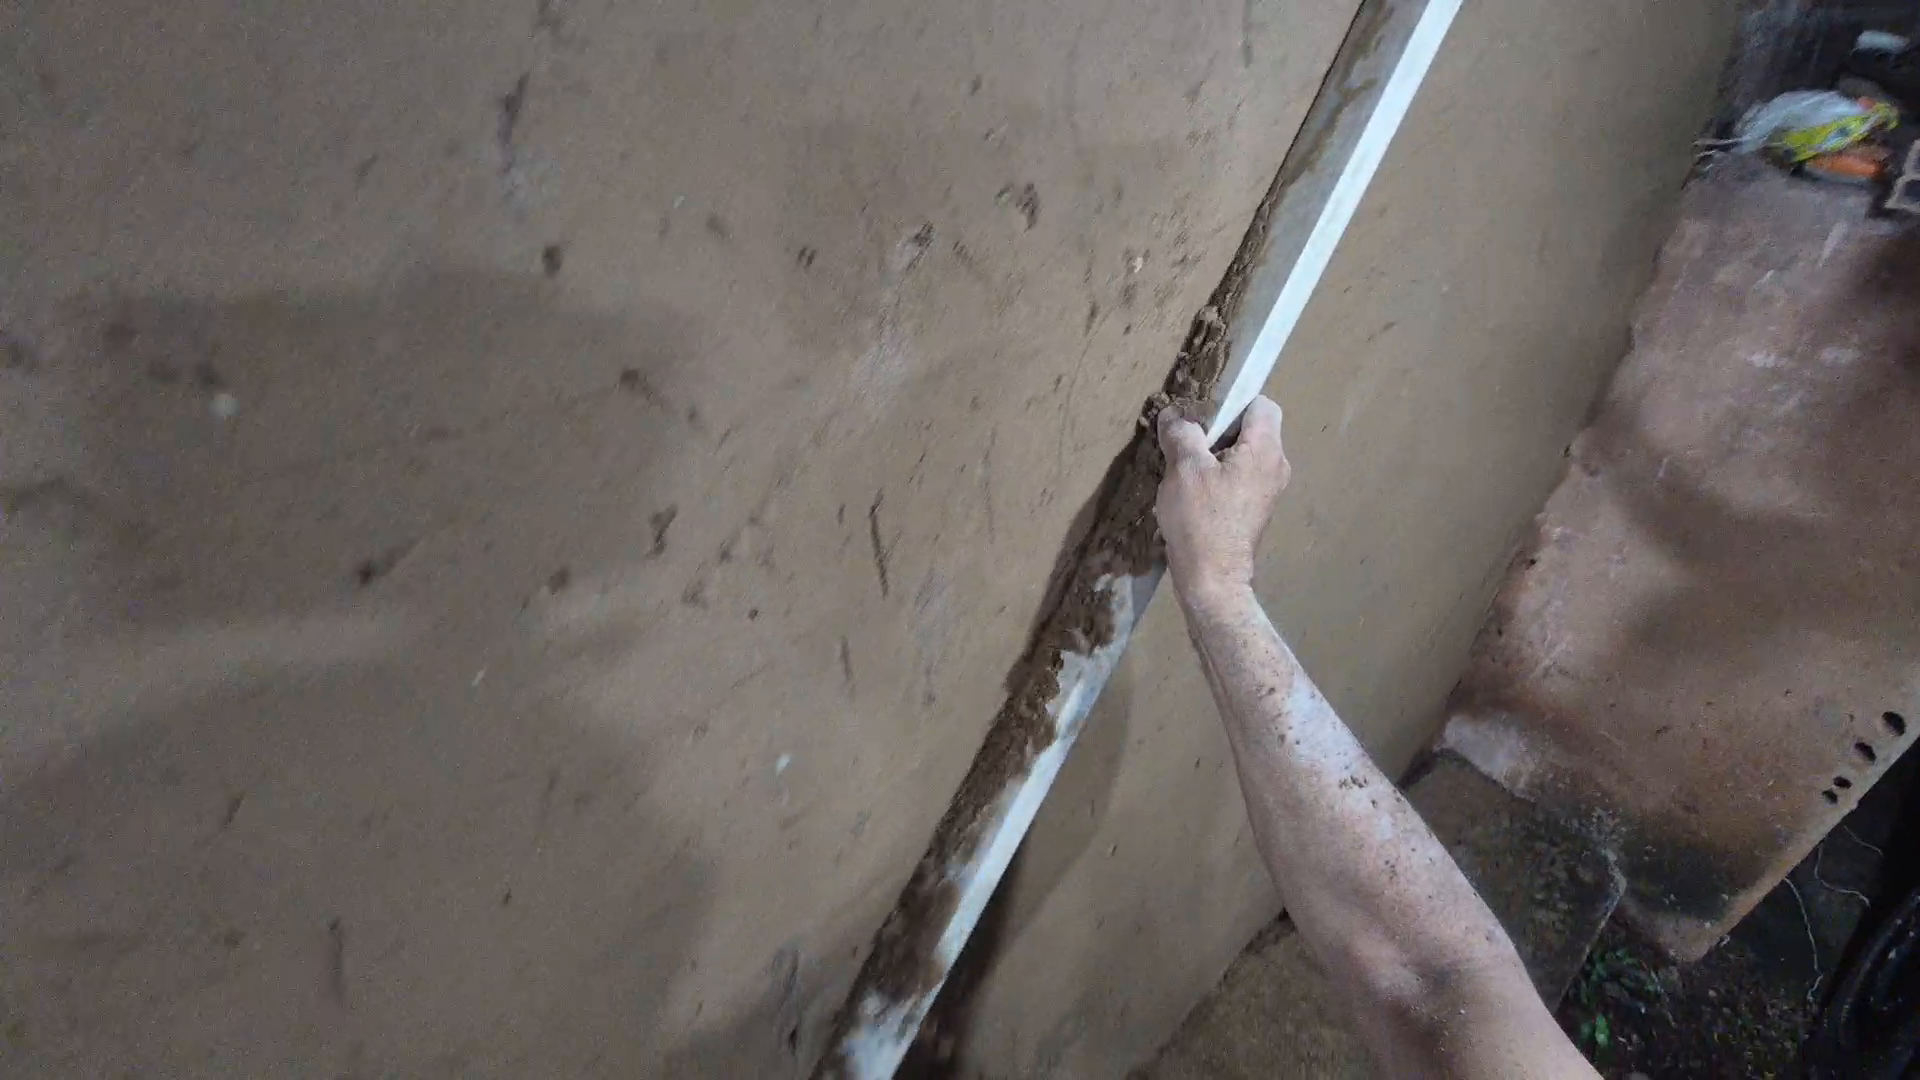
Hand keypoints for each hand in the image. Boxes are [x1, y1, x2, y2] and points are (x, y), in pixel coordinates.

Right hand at [1155, 395, 1290, 605]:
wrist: (1212, 578)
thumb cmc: (1201, 519)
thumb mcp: (1184, 469)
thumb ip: (1181, 434)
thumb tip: (1174, 416)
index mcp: (1266, 450)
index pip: (1262, 404)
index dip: (1233, 401)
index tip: (1202, 415)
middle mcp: (1276, 467)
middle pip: (1252, 430)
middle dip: (1218, 430)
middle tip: (1187, 442)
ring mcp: (1268, 491)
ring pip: (1242, 455)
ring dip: (1213, 456)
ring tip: (1184, 468)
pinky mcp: (1254, 510)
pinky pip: (1238, 478)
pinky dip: (1217, 477)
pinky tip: (1191, 492)